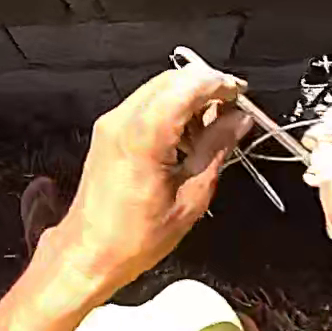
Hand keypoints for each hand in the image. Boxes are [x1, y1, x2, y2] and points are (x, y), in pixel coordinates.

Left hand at [47, 64, 252, 297]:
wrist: (89, 251)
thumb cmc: (136, 236)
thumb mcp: (191, 196)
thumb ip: (216, 149)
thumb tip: (238, 120)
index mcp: (144, 135)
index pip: (188, 85)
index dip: (220, 84)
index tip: (242, 96)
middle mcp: (122, 120)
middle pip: (172, 79)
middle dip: (206, 87)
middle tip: (232, 112)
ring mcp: (110, 123)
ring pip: (157, 89)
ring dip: (188, 98)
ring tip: (211, 131)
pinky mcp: (107, 132)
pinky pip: (144, 105)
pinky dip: (169, 110)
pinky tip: (185, 138)